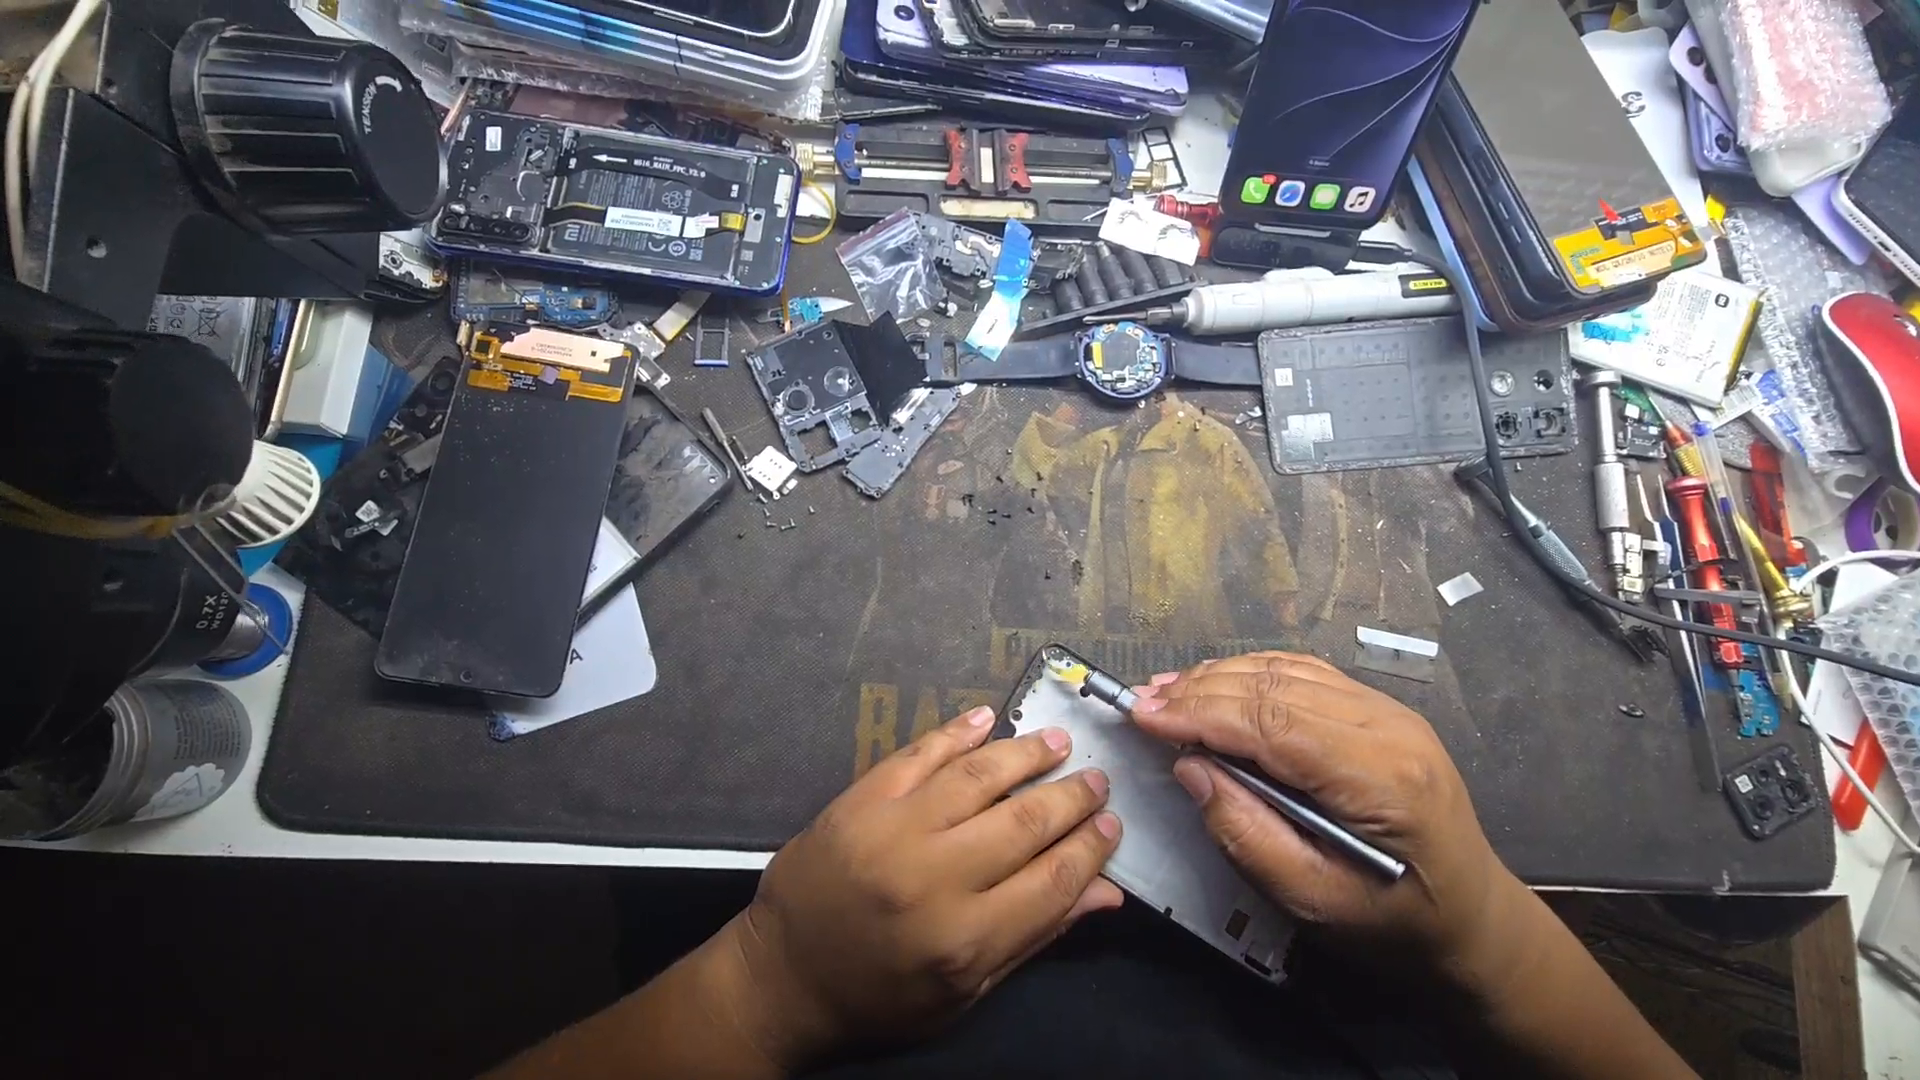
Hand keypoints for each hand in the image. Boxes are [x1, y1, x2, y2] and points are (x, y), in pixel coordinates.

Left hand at [725, 706, 1122, 1067]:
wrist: (784, 975)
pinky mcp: (861, 800)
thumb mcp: (965, 991)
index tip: (1113, 822)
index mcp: (964, 939)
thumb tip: (1107, 890)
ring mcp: (893, 829)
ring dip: (1024, 753)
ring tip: (1056, 740)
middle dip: (1070, 796)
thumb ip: (1035, 936)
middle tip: (1095, 777)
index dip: (1091, 847)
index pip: (1052, 879)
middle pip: (1023, 822)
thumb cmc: (880, 996)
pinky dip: (956, 732)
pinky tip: (987, 717)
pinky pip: (919, 754)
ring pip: (977, 777)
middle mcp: (933, 877)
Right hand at [1130, 652, 1518, 973]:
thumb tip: (1191, 767)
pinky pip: (1303, 674)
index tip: (1143, 716)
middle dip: (1198, 691)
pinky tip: (1215, 681)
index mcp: (1379, 776)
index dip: (1199, 712)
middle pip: (1273, 687)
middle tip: (1142, 701)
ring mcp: (1387, 711)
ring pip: (1285, 671)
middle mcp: (1387, 726)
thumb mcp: (1315, 901)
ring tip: (1165, 689)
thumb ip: (1247, 833)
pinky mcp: (1379, 710)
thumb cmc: (1396, 924)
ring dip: (1218, 676)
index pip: (1270, 722)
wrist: (1475, 921)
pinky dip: (1250, 673)